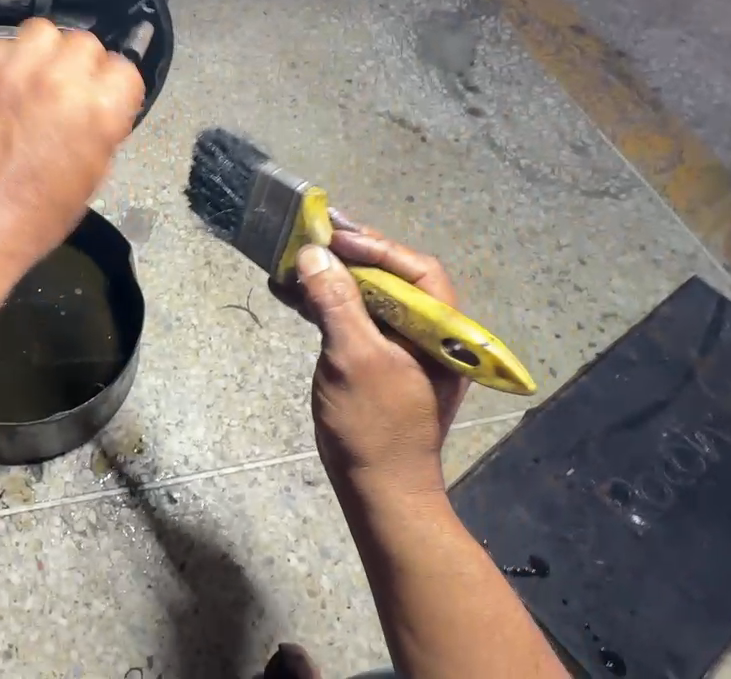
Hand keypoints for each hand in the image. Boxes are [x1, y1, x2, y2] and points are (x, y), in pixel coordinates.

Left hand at [0, 17, 144, 292]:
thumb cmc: (37, 213)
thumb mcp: (95, 173)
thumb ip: (104, 124)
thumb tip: (102, 102)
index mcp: (102, 110)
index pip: (124, 70)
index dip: (112, 86)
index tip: (101, 96)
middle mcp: (64, 81)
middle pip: (85, 43)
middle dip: (79, 65)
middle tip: (64, 90)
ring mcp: (20, 70)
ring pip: (44, 32)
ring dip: (44, 53)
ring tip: (34, 79)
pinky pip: (4, 44)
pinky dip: (7, 60)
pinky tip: (4, 87)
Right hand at [274, 226, 469, 499]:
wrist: (379, 491)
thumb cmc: (375, 426)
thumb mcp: (354, 357)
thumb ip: (336, 302)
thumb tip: (313, 254)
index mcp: (440, 330)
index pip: (416, 269)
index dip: (376, 248)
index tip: (332, 239)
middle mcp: (425, 332)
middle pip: (390, 277)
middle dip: (348, 257)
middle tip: (310, 239)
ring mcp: (398, 348)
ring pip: (366, 296)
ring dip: (329, 278)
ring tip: (291, 262)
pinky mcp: (373, 361)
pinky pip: (350, 319)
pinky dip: (322, 303)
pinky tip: (290, 293)